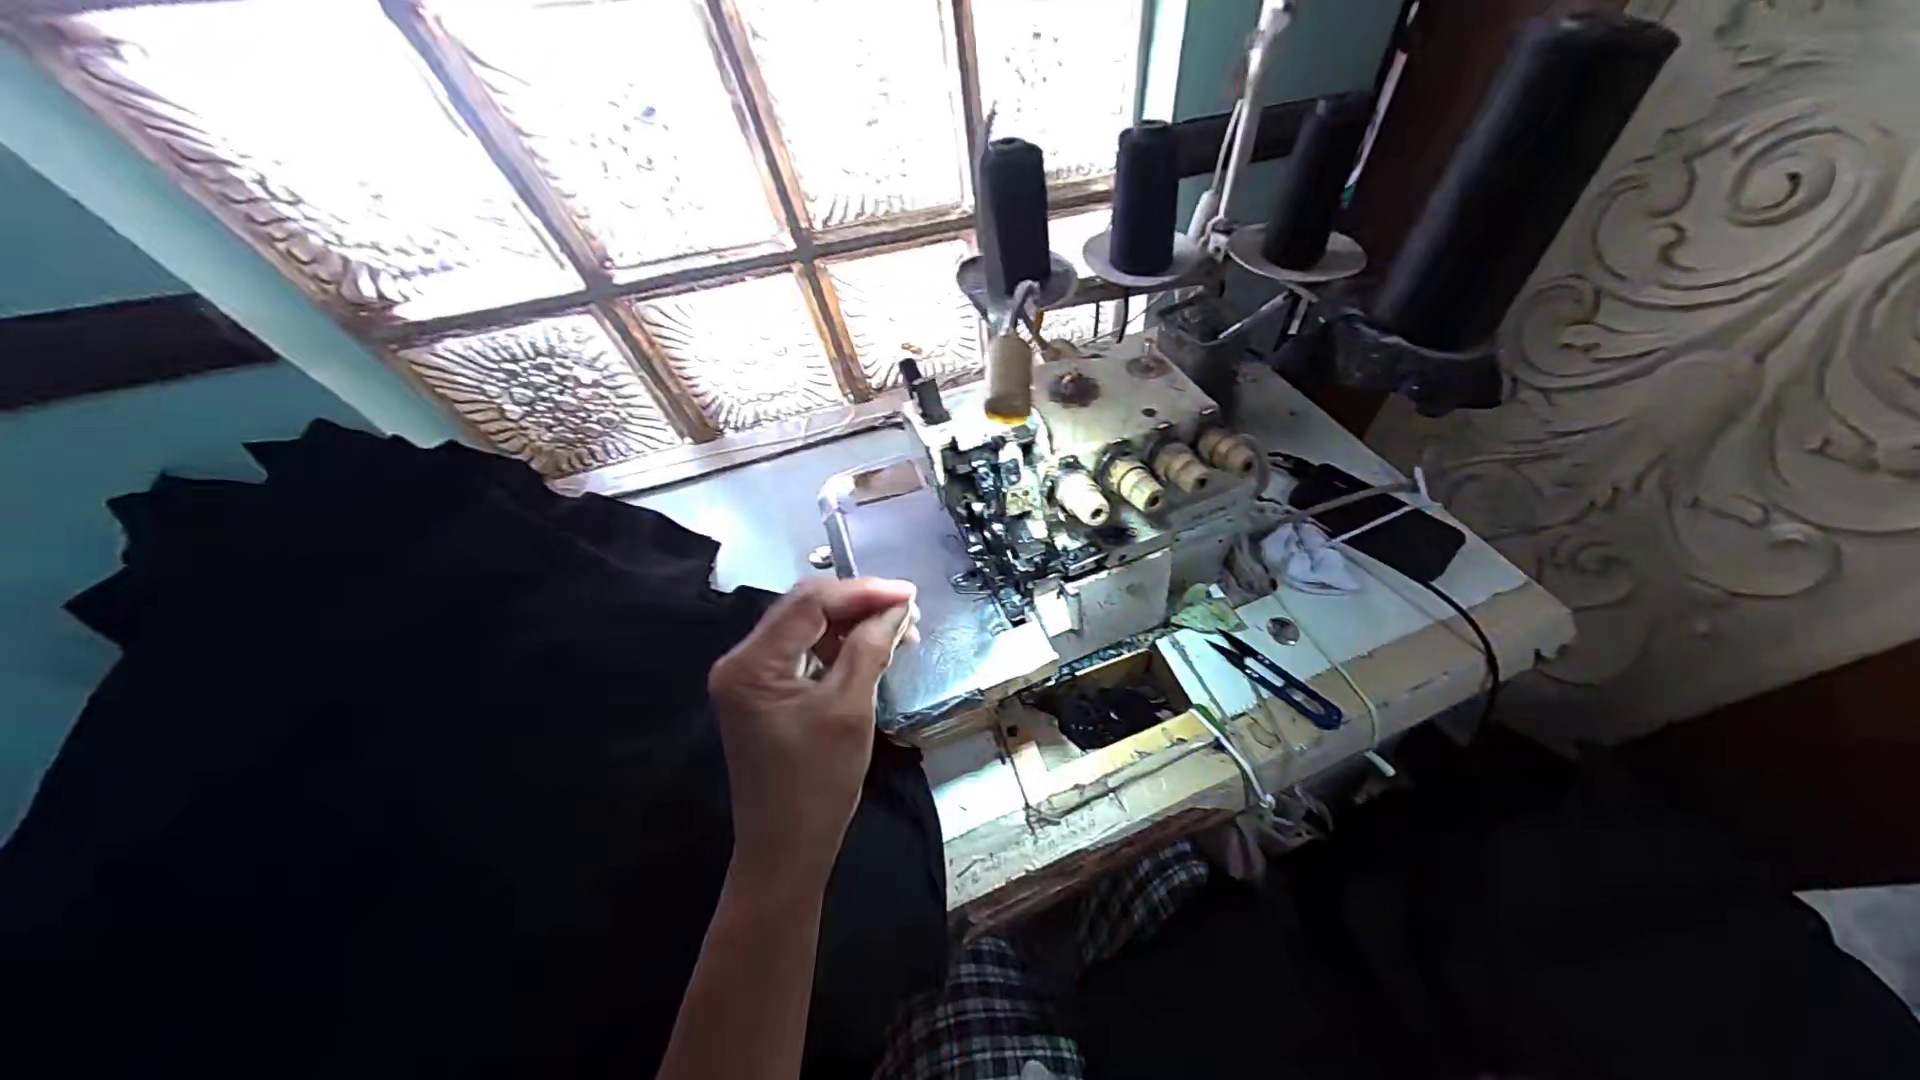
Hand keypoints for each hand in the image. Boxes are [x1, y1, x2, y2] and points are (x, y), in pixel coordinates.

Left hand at [707, 577, 917, 891]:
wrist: (786, 850)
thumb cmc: (817, 784)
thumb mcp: (849, 709)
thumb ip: (871, 648)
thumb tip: (898, 607)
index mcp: (751, 664)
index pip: (809, 603)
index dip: (863, 592)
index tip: (908, 594)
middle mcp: (741, 661)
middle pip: (805, 609)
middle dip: (859, 605)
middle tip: (908, 610)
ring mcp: (750, 677)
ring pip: (807, 628)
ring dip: (852, 624)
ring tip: (899, 630)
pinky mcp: (765, 692)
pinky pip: (804, 653)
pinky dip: (839, 647)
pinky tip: (872, 649)